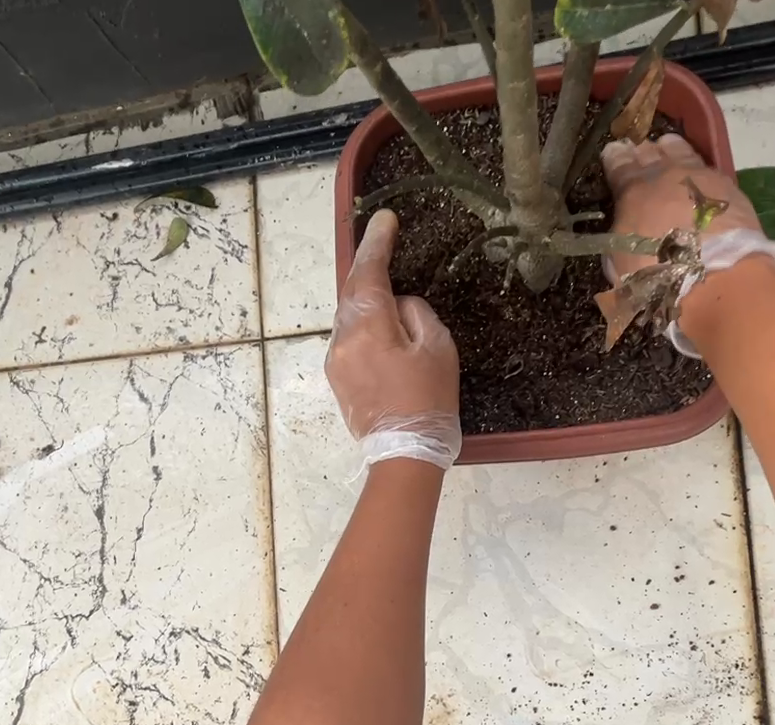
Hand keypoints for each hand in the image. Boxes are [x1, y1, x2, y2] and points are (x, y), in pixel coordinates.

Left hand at [327, 209, 462, 470]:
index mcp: (369, 328)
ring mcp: (336, 362)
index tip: (384, 219)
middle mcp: (343, 340)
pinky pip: (350, 340)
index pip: (369, 273)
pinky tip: (382, 331)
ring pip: (350, 318)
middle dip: (368, 269)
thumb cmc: (429, 402)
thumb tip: (398, 306)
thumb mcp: (438, 349)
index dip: (377, 243)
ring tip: (389, 294)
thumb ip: (415, 314)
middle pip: (353, 293)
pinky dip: (365, 327)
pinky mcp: (338, 380)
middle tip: (384, 243)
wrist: (403, 455)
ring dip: (367, 302)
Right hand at [600, 134, 763, 281]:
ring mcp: (699, 177)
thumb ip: (620, 229)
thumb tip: (624, 221)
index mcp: (633, 190)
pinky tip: (695, 173)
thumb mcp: (618, 256)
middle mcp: (666, 175)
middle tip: (637, 149)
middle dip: (641, 152)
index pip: (619, 166)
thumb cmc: (654, 272)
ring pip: (681, 153)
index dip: (614, 158)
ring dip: (671, 150)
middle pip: (651, 154)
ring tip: (666, 147)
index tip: (612, 151)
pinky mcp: (728, 189)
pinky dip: (696, 168)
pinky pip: (705, 169)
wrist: (710, 275)